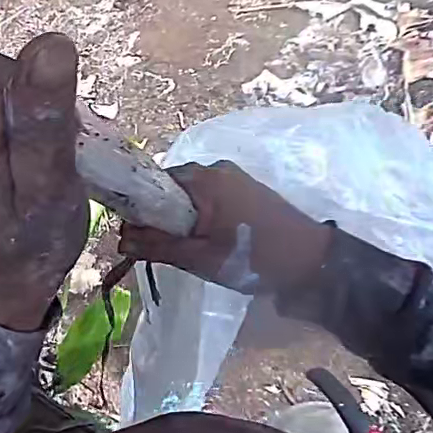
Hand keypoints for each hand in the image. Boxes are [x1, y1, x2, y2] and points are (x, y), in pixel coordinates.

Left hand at [0, 34, 87, 330]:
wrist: (2, 287)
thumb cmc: (36, 246)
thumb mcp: (53, 191)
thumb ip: (46, 123)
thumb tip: (52, 44)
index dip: (36, 96)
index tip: (55, 139)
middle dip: (27, 104)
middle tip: (49, 155)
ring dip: (17, 113)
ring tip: (32, 160)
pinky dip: (1, 123)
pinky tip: (12, 158)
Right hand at [117, 161, 332, 294]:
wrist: (313, 264)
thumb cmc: (254, 259)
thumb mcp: (199, 258)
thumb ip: (157, 245)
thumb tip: (120, 239)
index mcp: (204, 177)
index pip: (153, 183)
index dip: (140, 211)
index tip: (138, 239)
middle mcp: (218, 168)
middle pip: (172, 189)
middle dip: (163, 219)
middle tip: (164, 251)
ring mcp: (236, 178)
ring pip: (192, 197)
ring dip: (184, 222)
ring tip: (189, 252)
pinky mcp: (248, 192)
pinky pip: (212, 201)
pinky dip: (204, 220)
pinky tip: (210, 244)